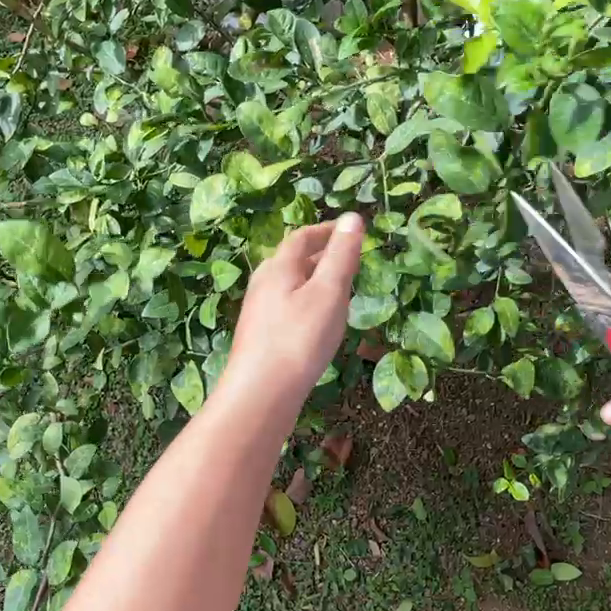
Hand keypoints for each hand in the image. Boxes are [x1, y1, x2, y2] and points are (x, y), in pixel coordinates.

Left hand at [221, 214, 363, 407]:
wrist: (261, 393)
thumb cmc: (299, 339)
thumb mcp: (328, 293)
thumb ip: (341, 256)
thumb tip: (351, 217)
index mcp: (278, 268)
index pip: (302, 237)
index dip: (326, 231)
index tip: (349, 232)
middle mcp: (263, 284)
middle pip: (292, 261)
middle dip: (319, 256)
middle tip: (347, 260)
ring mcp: (258, 312)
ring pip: (288, 286)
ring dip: (312, 281)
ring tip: (337, 291)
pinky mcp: (259, 336)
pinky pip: (286, 308)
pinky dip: (305, 304)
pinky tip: (316, 324)